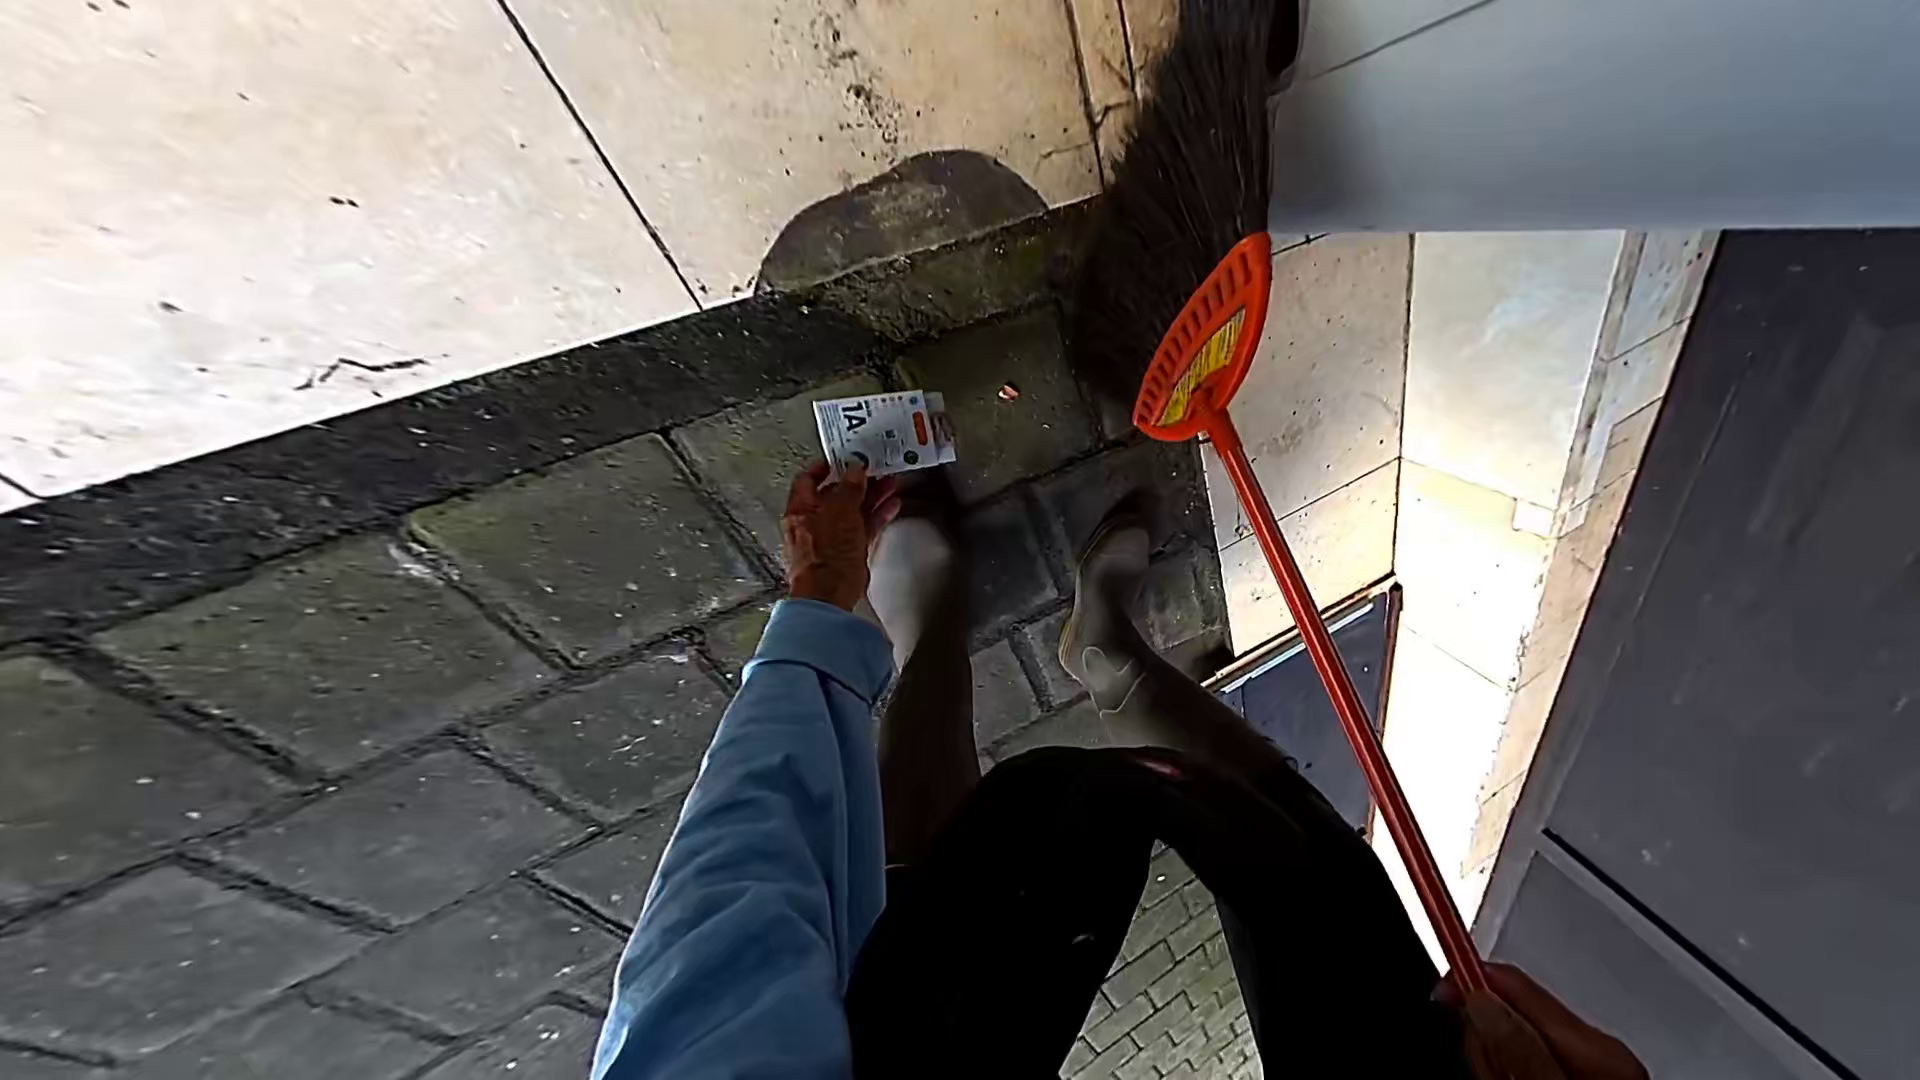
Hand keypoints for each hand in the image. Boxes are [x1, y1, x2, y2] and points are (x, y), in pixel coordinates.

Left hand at [781, 461, 901, 611]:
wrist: (829, 592)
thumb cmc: (825, 556)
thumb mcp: (841, 510)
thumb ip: (850, 488)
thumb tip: (855, 470)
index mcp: (801, 510)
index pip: (808, 480)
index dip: (825, 467)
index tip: (840, 459)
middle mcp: (813, 524)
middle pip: (835, 496)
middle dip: (858, 483)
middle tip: (874, 471)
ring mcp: (830, 540)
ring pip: (852, 512)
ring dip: (872, 497)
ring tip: (889, 485)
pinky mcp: (846, 554)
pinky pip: (862, 529)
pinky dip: (876, 517)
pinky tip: (890, 507)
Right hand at [1438, 964, 1647, 1079]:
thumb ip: (1516, 1047)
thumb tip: (1479, 995)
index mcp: (1596, 1048)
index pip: (1508, 978)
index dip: (1465, 978)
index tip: (1441, 995)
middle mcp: (1599, 1049)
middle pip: (1508, 1003)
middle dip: (1482, 1029)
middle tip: (1482, 1068)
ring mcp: (1593, 1064)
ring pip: (1512, 1027)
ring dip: (1492, 1050)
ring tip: (1495, 1078)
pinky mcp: (1579, 1075)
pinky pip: (1523, 1049)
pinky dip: (1505, 1063)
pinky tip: (1506, 1079)